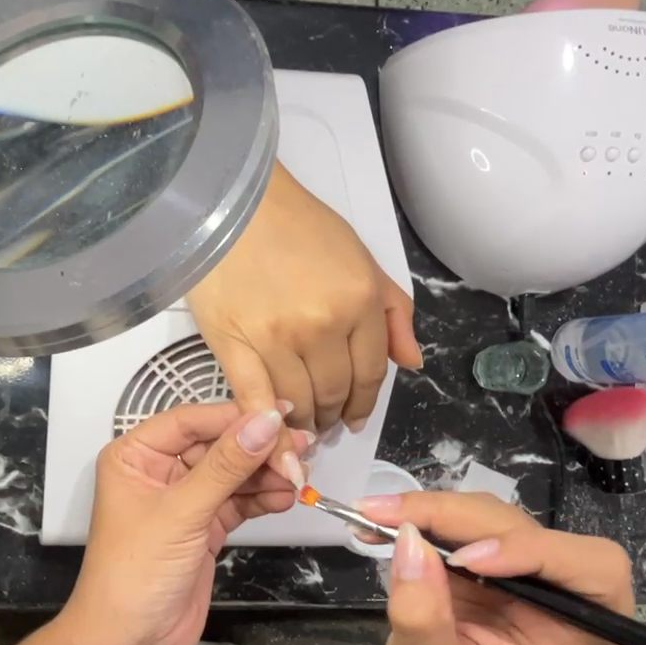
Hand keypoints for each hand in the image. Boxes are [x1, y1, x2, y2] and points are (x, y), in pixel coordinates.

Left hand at [61, 403, 305, 644]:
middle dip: (256, 448)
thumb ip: (226, 466)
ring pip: (231, 473)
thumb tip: (267, 422)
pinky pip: (237, 501)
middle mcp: (157, 470)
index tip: (279, 414)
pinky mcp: (203, 526)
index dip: (234, 416)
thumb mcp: (182, 513)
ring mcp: (182, 499)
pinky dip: (262, 498)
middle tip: (301, 451)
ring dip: (265, 474)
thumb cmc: (137, 571)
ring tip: (301, 476)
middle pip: (215, 444)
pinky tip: (288, 496)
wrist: (129, 641)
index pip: (190, 420)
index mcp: (135, 455)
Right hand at [187, 163, 422, 435]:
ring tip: (297, 425)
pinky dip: (267, 426)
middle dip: (332, 415)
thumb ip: (391, 310)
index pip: (371, 371)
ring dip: (302, 423)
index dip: (364, 402)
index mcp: (359, 301)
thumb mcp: (360, 258)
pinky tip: (272, 437)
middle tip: (323, 425)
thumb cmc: (294, 225)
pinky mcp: (233, 345)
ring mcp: (276, 339)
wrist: (234, 207)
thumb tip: (411, 362)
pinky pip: (254, 399)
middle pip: (335, 392)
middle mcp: (323, 325)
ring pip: (298, 402)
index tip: (353, 418)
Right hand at [359, 491, 632, 644]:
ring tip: (374, 518)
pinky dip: (421, 514)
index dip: (531, 550)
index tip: (463, 559)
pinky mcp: (493, 549)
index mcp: (583, 638)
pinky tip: (384, 522)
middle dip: (454, 518)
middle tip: (386, 517)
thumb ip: (423, 615)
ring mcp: (529, 566)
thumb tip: (410, 541)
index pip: (591, 569)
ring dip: (431, 510)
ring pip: (490, 514)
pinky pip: (463, 516)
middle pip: (526, 530)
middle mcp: (568, 593)